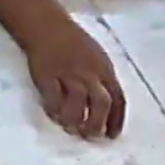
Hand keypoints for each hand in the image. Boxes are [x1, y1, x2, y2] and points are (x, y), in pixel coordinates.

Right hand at [25, 18, 125, 138]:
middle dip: (98, 122)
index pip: (117, 98)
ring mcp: (67, 74)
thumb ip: (101, 79)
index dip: (116, 119)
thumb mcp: (96, 58)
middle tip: (91, 137)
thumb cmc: (73, 42)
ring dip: (76, 119)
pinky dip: (54, 109)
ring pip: (78, 101)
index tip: (111, 135)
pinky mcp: (47, 75)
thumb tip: (103, 104)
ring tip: (72, 130)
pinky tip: (54, 117)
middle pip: (101, 101)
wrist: (47, 27)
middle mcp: (89, 73)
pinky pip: (52, 96)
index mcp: (104, 70)